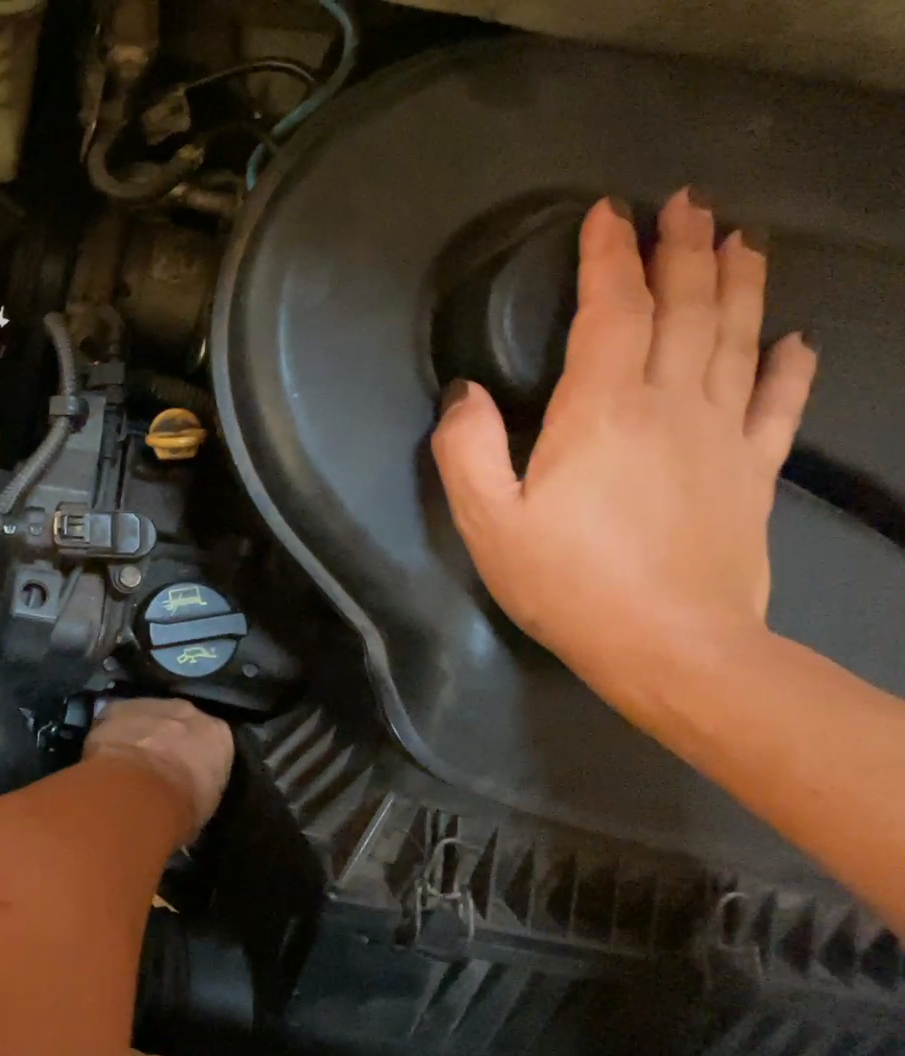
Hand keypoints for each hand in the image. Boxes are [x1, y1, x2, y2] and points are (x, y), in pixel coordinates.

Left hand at [84, 698, 233, 836]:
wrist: (139, 791)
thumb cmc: (182, 805)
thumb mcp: (206, 802)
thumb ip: (200, 784)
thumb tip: (185, 791)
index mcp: (217, 734)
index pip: (211, 741)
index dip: (196, 757)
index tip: (187, 774)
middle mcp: (187, 711)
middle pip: (178, 722)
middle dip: (167, 739)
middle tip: (154, 766)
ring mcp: (150, 705)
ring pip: (145, 716)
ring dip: (138, 733)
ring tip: (126, 761)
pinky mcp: (116, 706)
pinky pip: (115, 718)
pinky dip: (111, 733)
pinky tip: (103, 754)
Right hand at [431, 190, 816, 704]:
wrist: (672, 645)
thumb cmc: (565, 581)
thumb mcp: (486, 520)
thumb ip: (467, 449)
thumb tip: (466, 392)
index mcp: (601, 412)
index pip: (612, 314)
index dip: (610, 259)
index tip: (608, 213)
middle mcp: (670, 406)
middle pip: (685, 311)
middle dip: (683, 251)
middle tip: (687, 203)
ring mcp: (722, 436)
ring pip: (737, 339)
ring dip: (737, 285)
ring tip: (738, 240)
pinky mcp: (753, 472)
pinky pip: (777, 403)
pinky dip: (789, 364)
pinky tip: (796, 338)